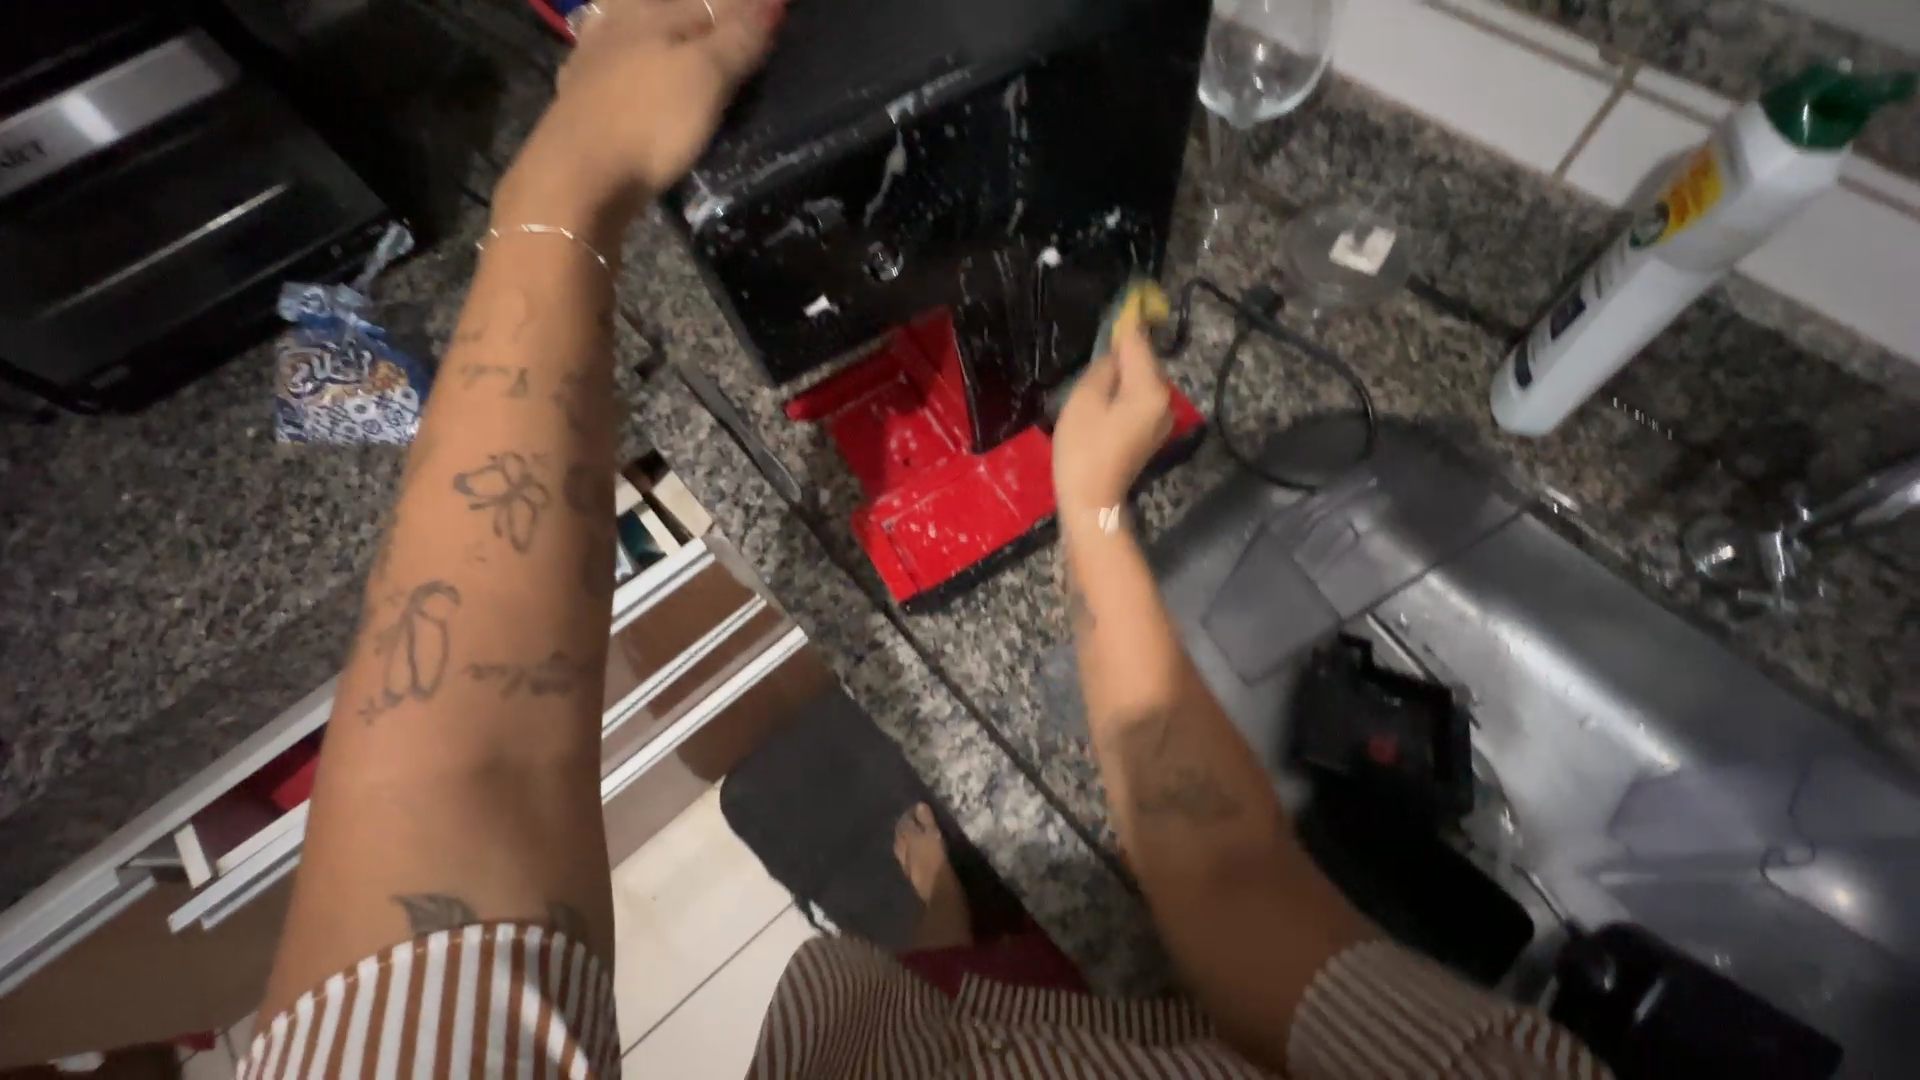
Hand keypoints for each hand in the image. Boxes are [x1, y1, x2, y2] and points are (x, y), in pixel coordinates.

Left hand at [497, 0, 785, 230]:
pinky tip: (637, 73)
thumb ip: (738, 39)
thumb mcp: (705, 78)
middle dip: (704, 18)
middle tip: (738, 28)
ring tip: (688, 46)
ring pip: (638, 34)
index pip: (712, 2)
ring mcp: (593, 59)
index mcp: (651, 10)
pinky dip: (637, 65)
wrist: (579, 176)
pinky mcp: (581, 98)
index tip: (780, 14)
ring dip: (663, 35)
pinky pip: (617, 67)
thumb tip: (773, 3)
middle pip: (671, 12)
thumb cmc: (650, 121)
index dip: (748, 10)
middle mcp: (618, 23)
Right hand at [1052, 320, 1173, 515]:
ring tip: (1095, 374)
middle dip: (1122, 351)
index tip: (1127, 297)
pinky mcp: (1151, 434)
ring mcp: (1160, 419)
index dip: (1127, 320)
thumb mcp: (1084, 399)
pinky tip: (1103, 399)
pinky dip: (1123, 393)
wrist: (1092, 502)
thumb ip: (1104, 367)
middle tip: (1098, 341)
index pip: (1138, 342)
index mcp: (1150, 388)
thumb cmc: (1083, 450)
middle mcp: (1164, 400)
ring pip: (1140, 381)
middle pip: (1142, 361)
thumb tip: (1116, 352)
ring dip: (1122, 373)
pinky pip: (1138, 400)